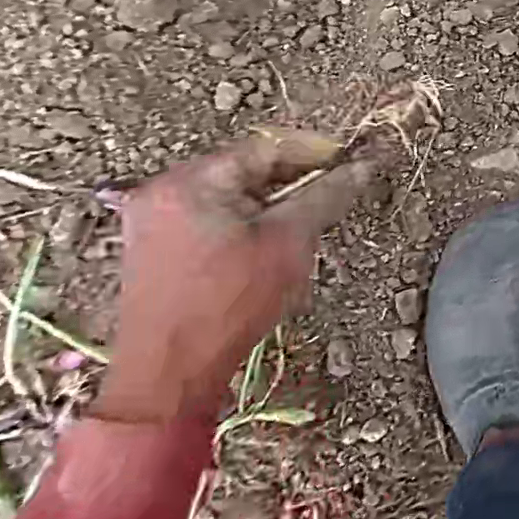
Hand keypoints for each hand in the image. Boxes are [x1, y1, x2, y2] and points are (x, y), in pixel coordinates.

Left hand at [94, 130, 379, 422]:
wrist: (170, 372)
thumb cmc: (231, 299)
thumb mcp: (292, 237)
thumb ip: (329, 192)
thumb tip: (363, 165)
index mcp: (191, 181)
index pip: (269, 146)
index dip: (318, 152)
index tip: (354, 165)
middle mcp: (164, 191)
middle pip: (251, 166)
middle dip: (298, 177)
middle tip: (336, 194)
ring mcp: (155, 219)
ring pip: (237, 190)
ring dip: (278, 199)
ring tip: (310, 220)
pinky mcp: (158, 244)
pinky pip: (218, 212)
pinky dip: (254, 217)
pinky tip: (275, 239)